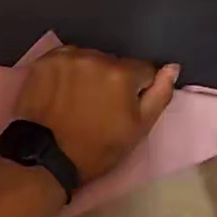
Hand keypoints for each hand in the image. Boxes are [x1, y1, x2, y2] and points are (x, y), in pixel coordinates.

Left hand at [13, 47, 178, 183]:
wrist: (47, 158)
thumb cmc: (97, 149)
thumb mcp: (138, 129)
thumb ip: (159, 95)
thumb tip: (172, 67)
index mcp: (122, 74)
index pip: (143, 70)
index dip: (137, 89)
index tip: (123, 106)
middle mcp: (95, 57)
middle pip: (114, 62)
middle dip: (112, 78)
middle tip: (99, 105)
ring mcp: (67, 58)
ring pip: (89, 59)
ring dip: (88, 72)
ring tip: (77, 98)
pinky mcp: (43, 62)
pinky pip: (65, 59)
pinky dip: (66, 71)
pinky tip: (60, 90)